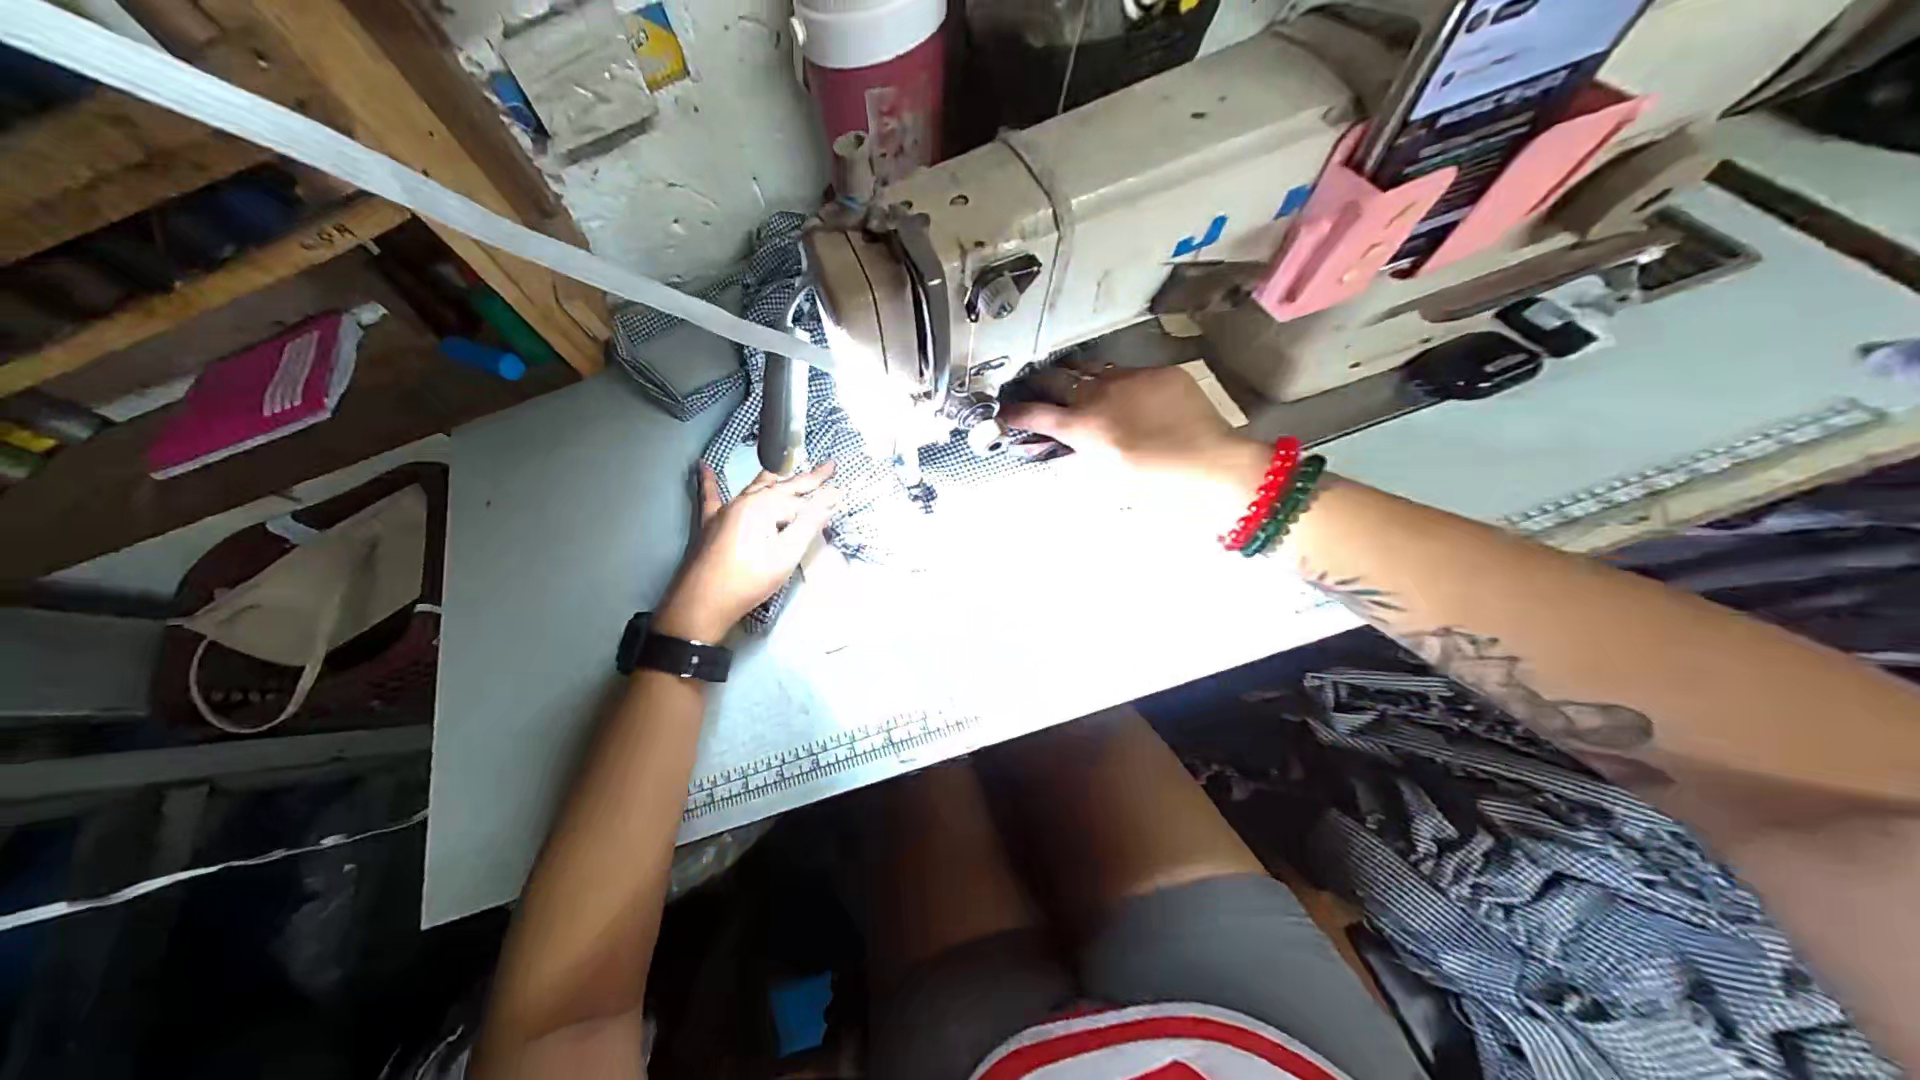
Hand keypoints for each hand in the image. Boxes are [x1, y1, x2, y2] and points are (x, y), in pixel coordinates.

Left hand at [655, 462, 841, 641]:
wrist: (702, 603)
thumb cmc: (749, 580)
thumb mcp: (786, 554)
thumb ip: (810, 523)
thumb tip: (832, 497)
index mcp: (763, 506)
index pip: (799, 496)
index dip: (820, 489)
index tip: (838, 478)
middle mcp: (743, 501)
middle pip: (779, 487)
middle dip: (803, 480)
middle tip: (825, 469)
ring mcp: (724, 511)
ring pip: (753, 488)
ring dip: (772, 479)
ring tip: (784, 468)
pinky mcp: (710, 524)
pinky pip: (712, 497)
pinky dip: (711, 482)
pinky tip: (704, 467)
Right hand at [1001, 362, 1268, 513]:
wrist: (1213, 466)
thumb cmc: (1155, 485)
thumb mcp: (1106, 480)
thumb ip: (1074, 459)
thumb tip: (1054, 449)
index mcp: (1083, 426)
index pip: (1034, 413)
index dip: (1014, 413)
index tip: (1006, 413)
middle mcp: (1100, 394)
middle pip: (1055, 378)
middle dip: (1039, 384)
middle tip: (1037, 392)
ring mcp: (1130, 377)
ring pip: (1090, 369)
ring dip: (1076, 379)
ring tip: (1077, 388)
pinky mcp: (1159, 372)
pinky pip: (1127, 372)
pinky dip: (1117, 384)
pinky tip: (1128, 399)